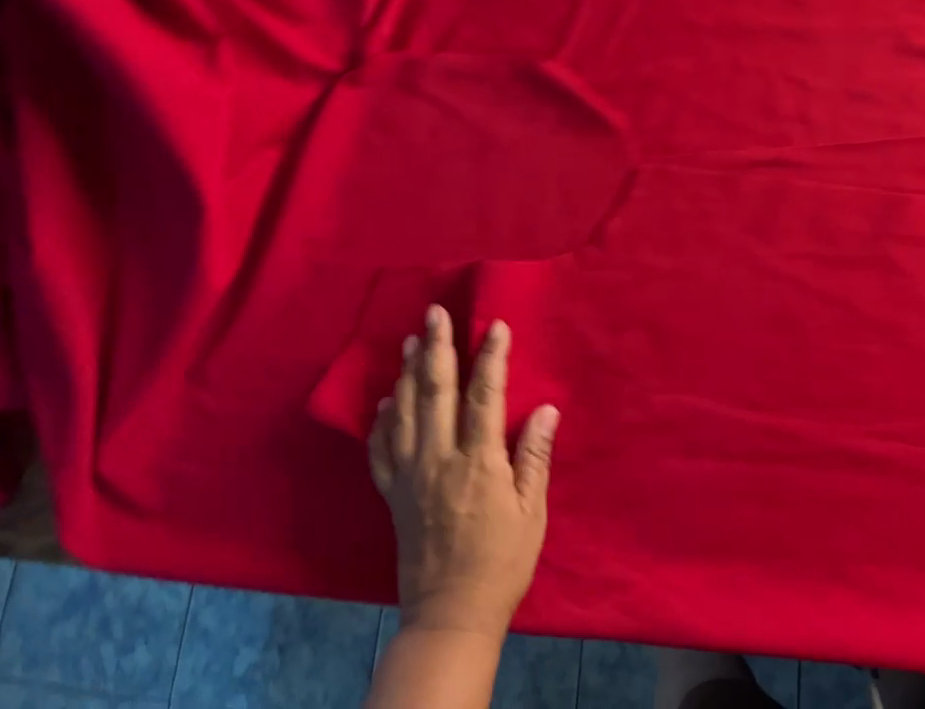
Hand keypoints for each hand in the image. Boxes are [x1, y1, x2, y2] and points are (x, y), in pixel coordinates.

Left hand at [369, 305, 560, 637]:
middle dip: (436, 348)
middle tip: (434, 313)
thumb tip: (544, 408)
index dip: (491, 357)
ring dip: (406, 373)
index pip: (485, 395)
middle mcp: (439, 459)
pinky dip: (380, 421)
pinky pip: (380, 450)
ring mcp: (409, 476)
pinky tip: (383, 401)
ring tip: (408, 341)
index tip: (495, 325)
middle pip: (435, 392)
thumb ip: (534, 457)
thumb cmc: (502, 561)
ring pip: (403, 412)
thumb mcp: (531, 511)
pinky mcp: (392, 495)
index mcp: (479, 462)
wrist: (451, 611)